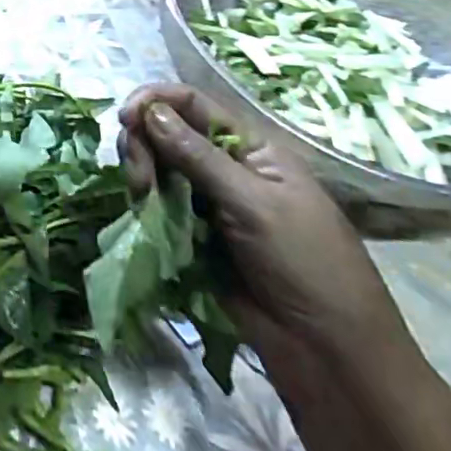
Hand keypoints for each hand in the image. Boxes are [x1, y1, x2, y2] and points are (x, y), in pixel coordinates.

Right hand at [115, 84, 410, 363]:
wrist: (325, 348)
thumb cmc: (306, 265)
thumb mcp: (254, 204)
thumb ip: (198, 156)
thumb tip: (150, 111)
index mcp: (252, 149)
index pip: (192, 103)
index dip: (154, 101)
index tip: (125, 118)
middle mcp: (225, 164)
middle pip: (164, 130)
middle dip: (142, 143)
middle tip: (137, 177)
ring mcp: (205, 196)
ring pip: (153, 162)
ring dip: (139, 171)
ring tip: (141, 198)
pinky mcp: (188, 225)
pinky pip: (153, 197)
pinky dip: (141, 199)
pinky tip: (142, 211)